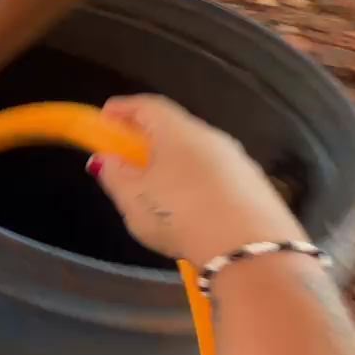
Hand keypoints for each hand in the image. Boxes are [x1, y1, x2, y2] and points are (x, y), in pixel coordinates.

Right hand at [89, 94, 307, 266]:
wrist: (250, 248)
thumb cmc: (178, 214)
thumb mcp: (132, 196)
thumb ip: (114, 173)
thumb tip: (106, 158)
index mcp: (178, 134)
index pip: (149, 106)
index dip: (123, 107)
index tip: (103, 116)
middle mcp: (211, 139)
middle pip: (173, 127)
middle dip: (144, 135)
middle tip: (121, 153)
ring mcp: (236, 160)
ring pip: (193, 150)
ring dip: (167, 158)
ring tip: (149, 182)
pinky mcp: (251, 184)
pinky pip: (210, 170)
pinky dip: (188, 175)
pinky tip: (180, 200)